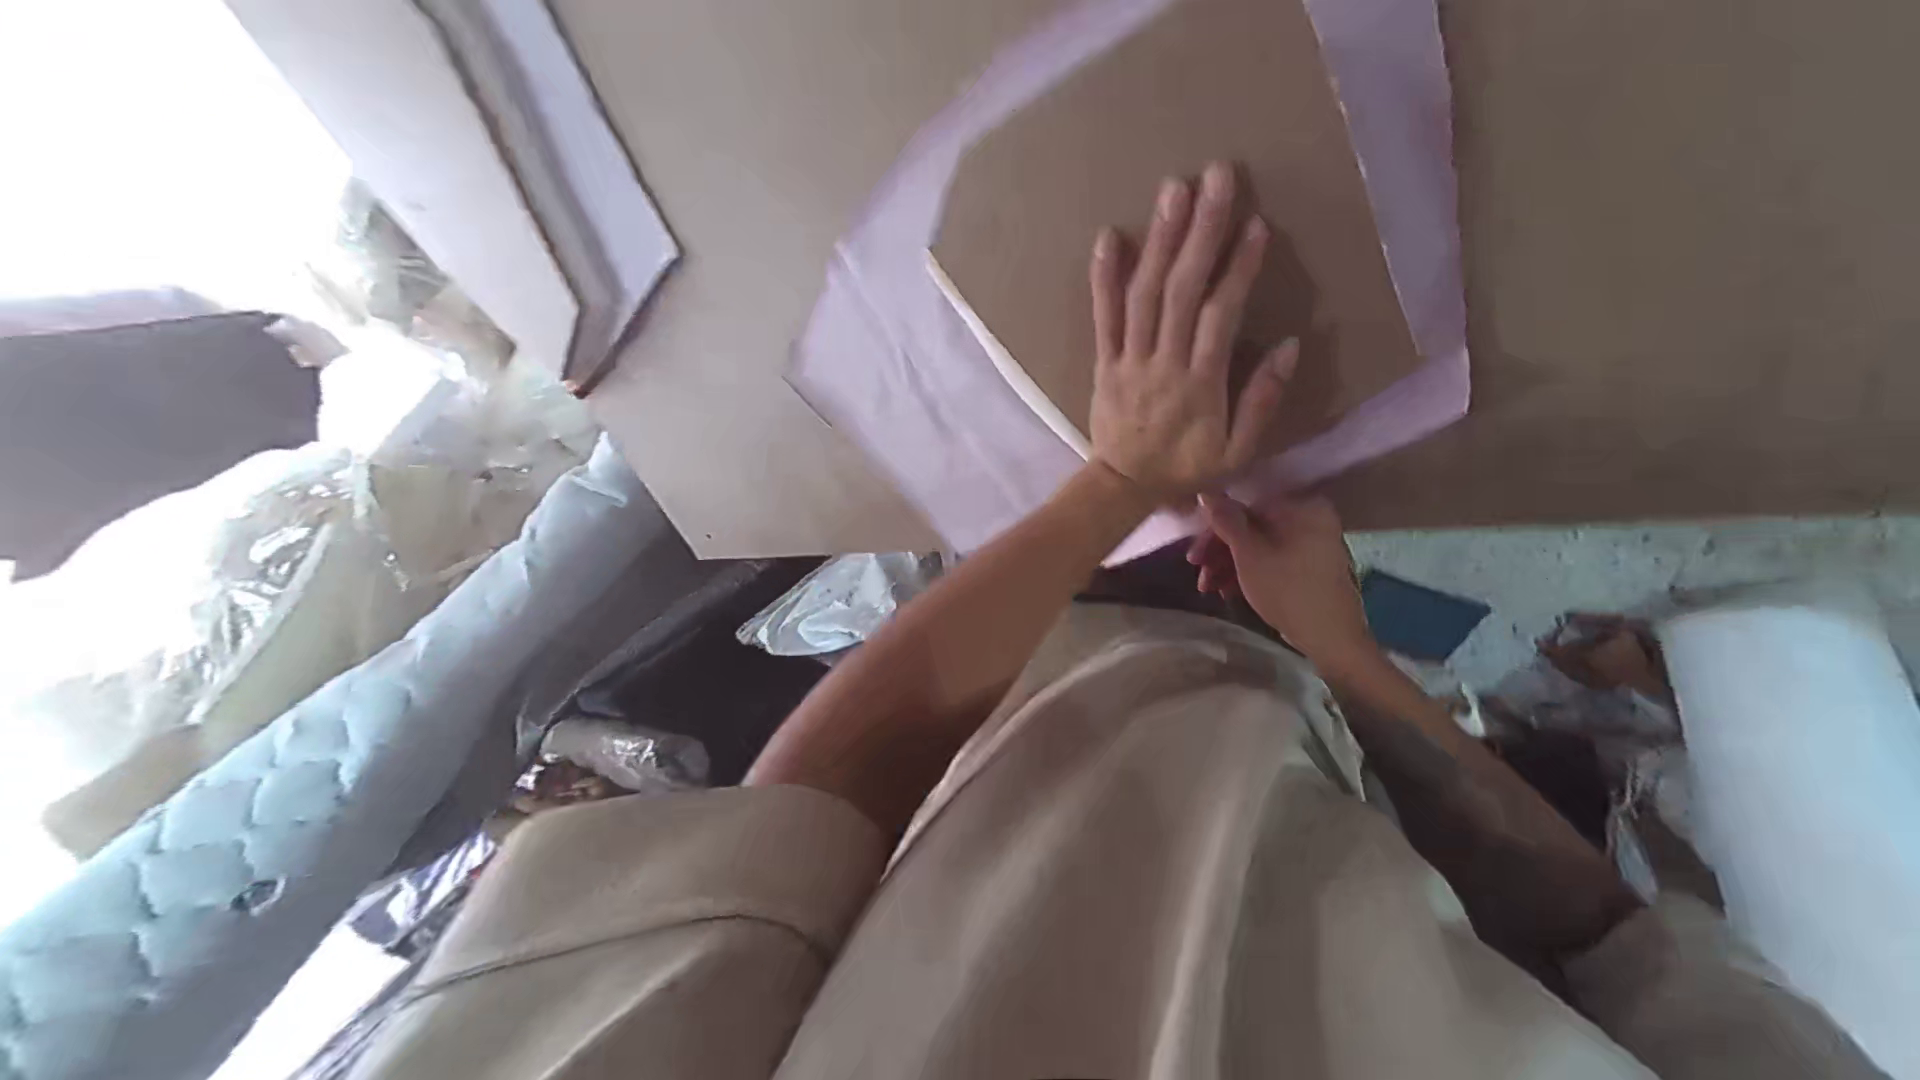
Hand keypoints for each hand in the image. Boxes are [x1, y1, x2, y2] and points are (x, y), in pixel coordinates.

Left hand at [1087, 161, 1298, 502]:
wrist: (1124, 486)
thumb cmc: (1185, 468)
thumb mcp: (1237, 451)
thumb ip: (1262, 401)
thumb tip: (1291, 345)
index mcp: (1200, 385)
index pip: (1220, 317)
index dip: (1238, 270)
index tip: (1256, 225)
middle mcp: (1162, 364)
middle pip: (1180, 292)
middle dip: (1200, 233)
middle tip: (1217, 178)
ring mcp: (1128, 361)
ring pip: (1142, 296)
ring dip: (1158, 241)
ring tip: (1174, 190)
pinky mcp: (1104, 363)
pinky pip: (1102, 318)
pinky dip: (1103, 279)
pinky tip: (1108, 238)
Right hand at [1190, 492, 1380, 675]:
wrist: (1329, 636)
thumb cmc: (1286, 588)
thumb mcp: (1248, 553)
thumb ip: (1225, 521)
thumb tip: (1206, 492)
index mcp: (1301, 508)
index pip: (1245, 508)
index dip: (1214, 530)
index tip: (1194, 555)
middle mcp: (1309, 518)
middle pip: (1250, 528)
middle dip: (1220, 552)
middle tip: (1199, 573)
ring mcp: (1311, 544)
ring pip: (1258, 546)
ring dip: (1228, 565)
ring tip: (1209, 588)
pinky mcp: (1308, 566)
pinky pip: (1271, 559)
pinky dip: (1248, 572)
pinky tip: (1228, 591)